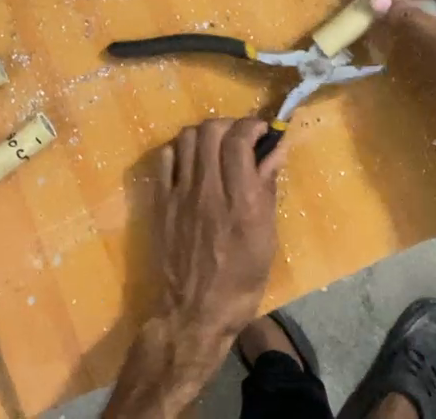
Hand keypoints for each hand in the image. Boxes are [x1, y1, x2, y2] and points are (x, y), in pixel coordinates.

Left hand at [151, 118, 289, 339]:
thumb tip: (275, 149)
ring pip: (186, 137)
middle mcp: (209, 187)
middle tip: (239, 137)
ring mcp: (181, 192)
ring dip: (204, 133)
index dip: (252, 125)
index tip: (262, 129)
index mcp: (240, 199)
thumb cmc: (242, 280)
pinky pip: (165, 157)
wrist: (196, 310)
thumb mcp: (267, 236)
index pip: (240, 139)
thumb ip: (267, 187)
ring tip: (215, 146)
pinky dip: (179, 149)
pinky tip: (190, 161)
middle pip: (211, 130)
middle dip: (229, 125)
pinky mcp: (161, 200)